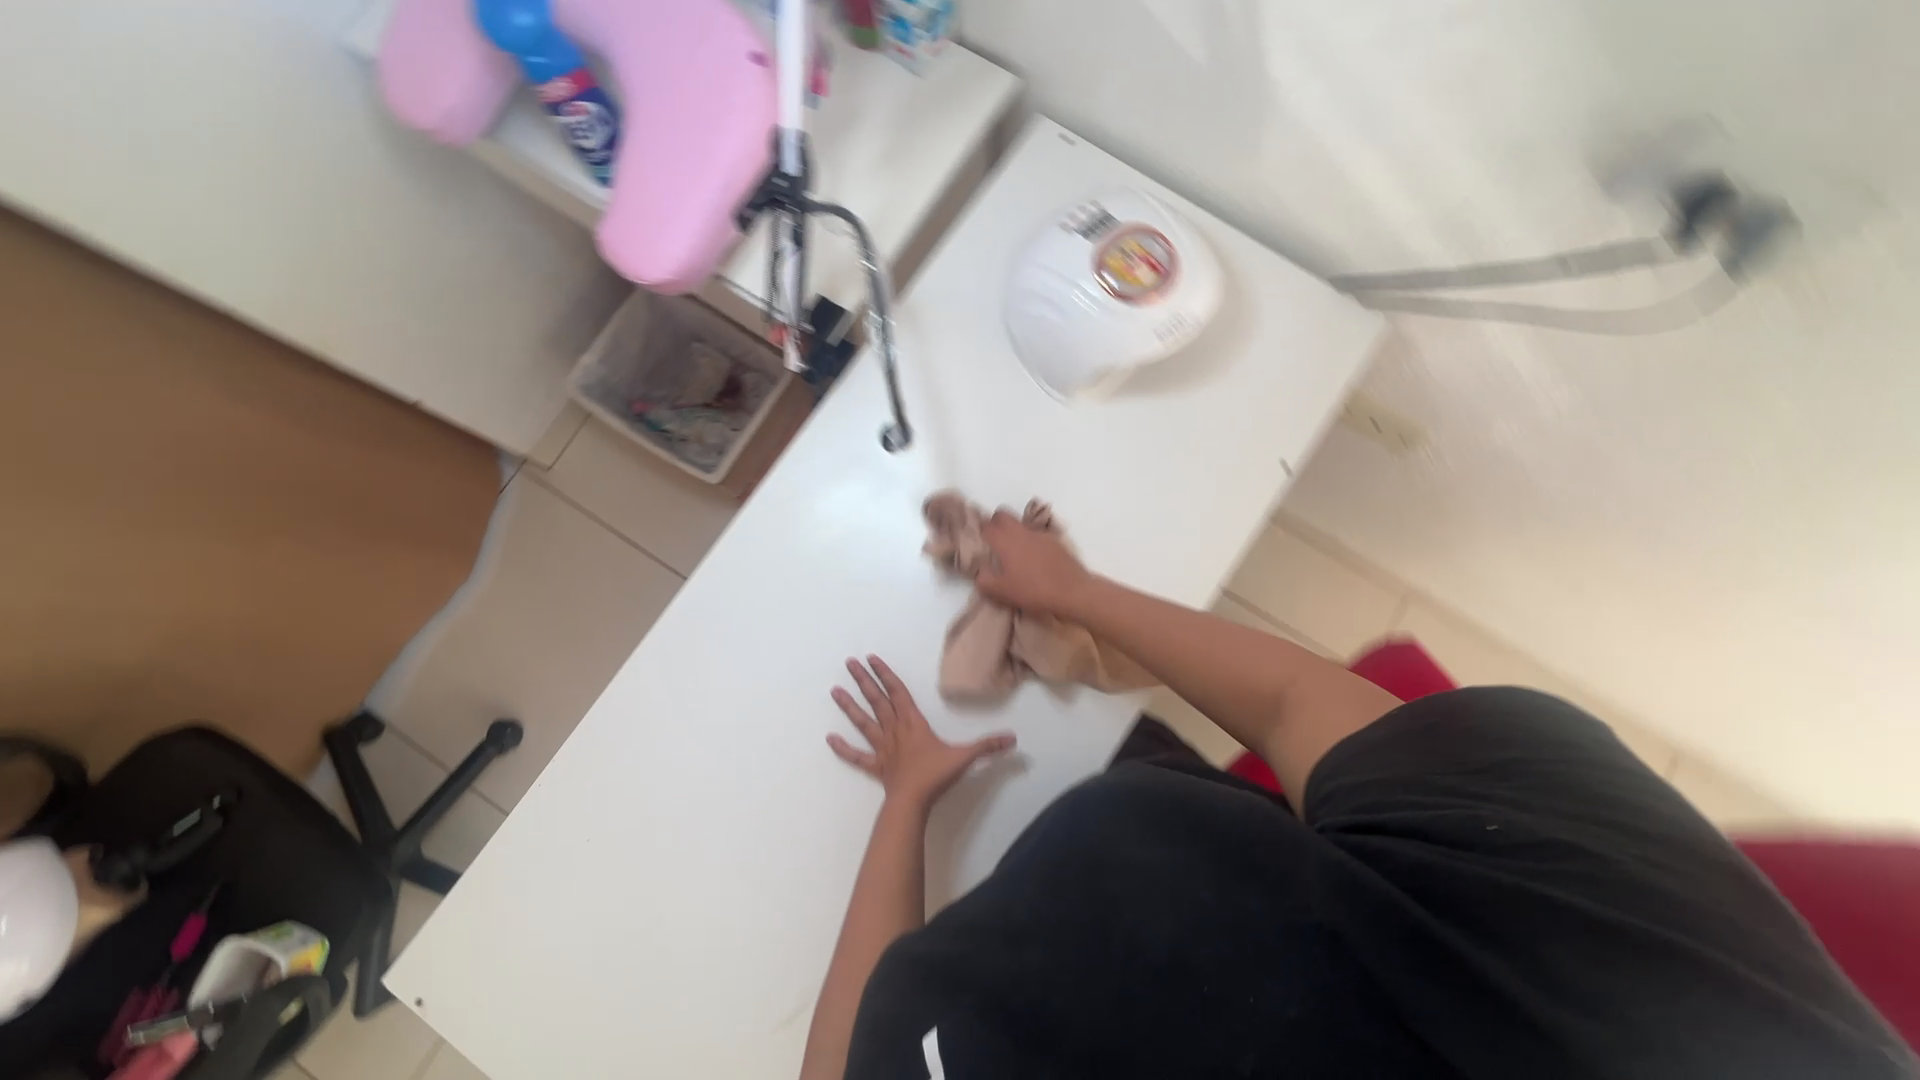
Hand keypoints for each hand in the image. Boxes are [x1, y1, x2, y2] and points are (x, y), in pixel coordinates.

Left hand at [827, 656, 1015, 812]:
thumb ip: (988, 745)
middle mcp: (894, 730)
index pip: (897, 692)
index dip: (885, 674)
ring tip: (834, 690)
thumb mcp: (965, 756)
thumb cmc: (936, 775)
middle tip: (849, 663)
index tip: (871, 658)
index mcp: (913, 723)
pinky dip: (843, 748)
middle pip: (877, 701)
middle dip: (863, 681)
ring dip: (849, 706)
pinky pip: (857, 756)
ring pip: (863, 723)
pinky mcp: (876, 767)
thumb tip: (1013, 738)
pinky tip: (830, 739)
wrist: (912, 802)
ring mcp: (883, 749)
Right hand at [974, 510, 1097, 616]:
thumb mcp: (1002, 592)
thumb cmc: (1034, 591)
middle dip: (995, 523)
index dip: (979, 529)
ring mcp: (1041, 534)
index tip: (977, 539)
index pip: (986, 525)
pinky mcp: (1056, 541)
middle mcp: (1022, 532)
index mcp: (1006, 542)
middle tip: (993, 540)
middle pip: (1003, 515)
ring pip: (1021, 524)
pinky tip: (1035, 559)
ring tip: (1015, 552)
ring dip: (1014, 532)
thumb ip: (985, 580)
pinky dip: (1031, 541)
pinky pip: (1037, 534)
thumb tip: (981, 571)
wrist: (1073, 592)